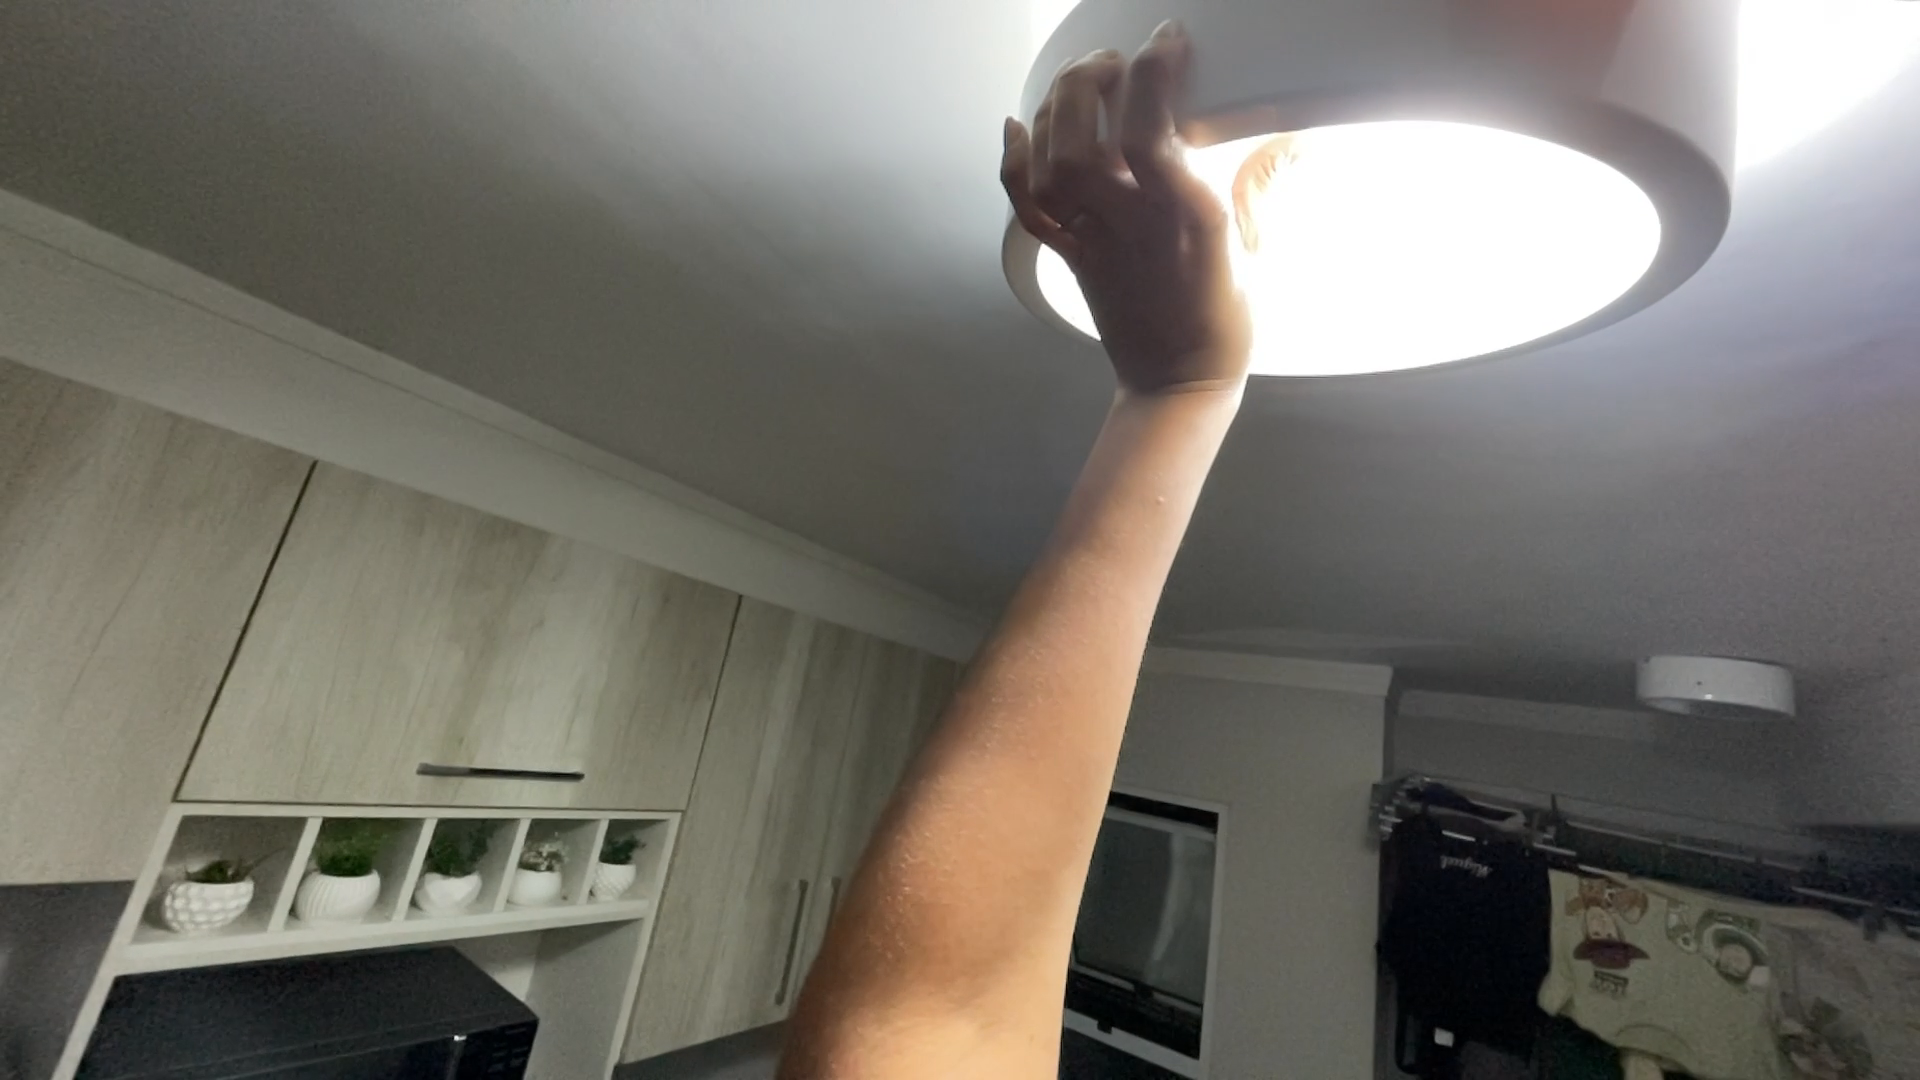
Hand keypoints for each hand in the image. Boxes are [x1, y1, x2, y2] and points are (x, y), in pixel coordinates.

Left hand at [1002, 20, 1251, 395]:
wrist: (1176, 383)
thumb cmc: (1222, 323)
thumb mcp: (1253, 250)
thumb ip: (1259, 187)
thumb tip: (1286, 139)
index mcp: (1186, 214)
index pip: (1149, 127)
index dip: (1149, 69)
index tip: (1164, 39)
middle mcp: (1132, 224)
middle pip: (1082, 143)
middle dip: (1085, 85)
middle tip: (1108, 63)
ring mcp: (1096, 244)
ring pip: (1051, 172)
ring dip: (1051, 118)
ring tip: (1075, 87)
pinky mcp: (1074, 263)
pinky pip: (1032, 214)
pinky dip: (1014, 170)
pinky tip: (1015, 128)